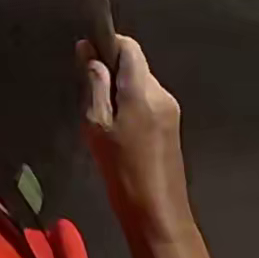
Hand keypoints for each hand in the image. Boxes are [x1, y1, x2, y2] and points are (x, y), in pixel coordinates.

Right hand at [80, 35, 192, 240]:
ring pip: (138, 81)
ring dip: (118, 87)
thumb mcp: (96, 122)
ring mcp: (171, 110)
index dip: (107, 43)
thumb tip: (88, 49)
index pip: (129, 46)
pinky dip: (129, 102)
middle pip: (133, 63)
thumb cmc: (121, 167)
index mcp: (143, 91)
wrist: (157, 214)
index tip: (87, 58)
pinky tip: (118, 128)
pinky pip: (145, 98)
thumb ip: (94, 82)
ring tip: (102, 116)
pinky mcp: (171, 124)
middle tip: (89, 95)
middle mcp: (162, 94)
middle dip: (110, 69)